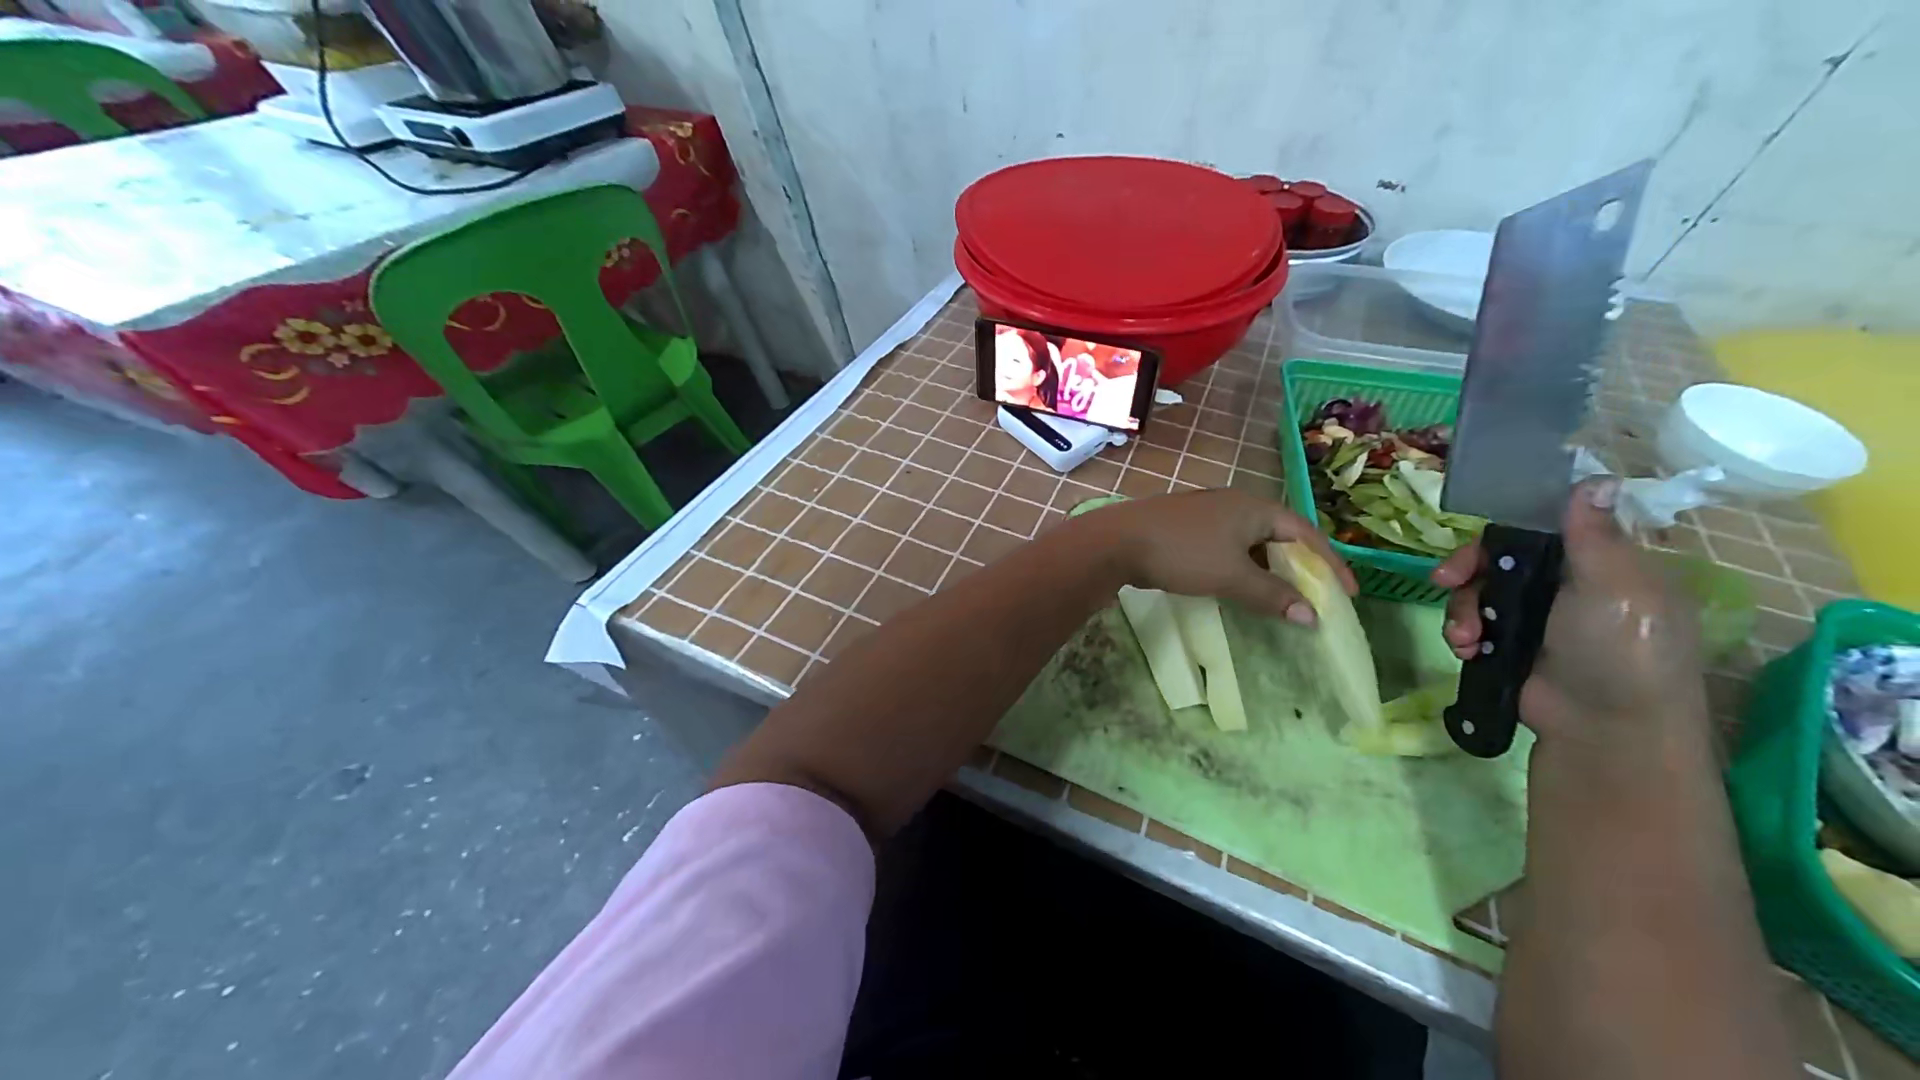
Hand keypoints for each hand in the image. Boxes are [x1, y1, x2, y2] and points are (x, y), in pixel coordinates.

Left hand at [1082, 489, 1356, 625]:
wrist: (1117, 541)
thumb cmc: (1181, 553)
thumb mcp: (1231, 577)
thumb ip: (1272, 595)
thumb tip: (1311, 616)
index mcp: (1255, 507)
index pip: (1306, 534)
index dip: (1330, 563)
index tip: (1348, 593)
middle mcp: (1235, 502)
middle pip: (1280, 534)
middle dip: (1299, 565)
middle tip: (1316, 594)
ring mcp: (1208, 512)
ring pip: (1251, 541)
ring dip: (1269, 567)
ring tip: (1282, 595)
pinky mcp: (1186, 525)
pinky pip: (1228, 545)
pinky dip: (1242, 565)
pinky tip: (1239, 584)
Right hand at [1431, 478, 1707, 747]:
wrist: (1603, 728)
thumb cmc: (1618, 649)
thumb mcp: (1614, 585)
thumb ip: (1593, 535)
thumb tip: (1596, 478)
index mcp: (1601, 565)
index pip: (1542, 529)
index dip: (1505, 529)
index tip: (1479, 541)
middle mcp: (1566, 587)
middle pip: (1499, 560)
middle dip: (1468, 570)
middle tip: (1445, 582)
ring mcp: (1534, 620)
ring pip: (1478, 593)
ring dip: (1462, 611)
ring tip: (1466, 638)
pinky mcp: (1508, 647)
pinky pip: (1471, 626)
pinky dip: (1462, 634)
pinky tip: (1466, 649)